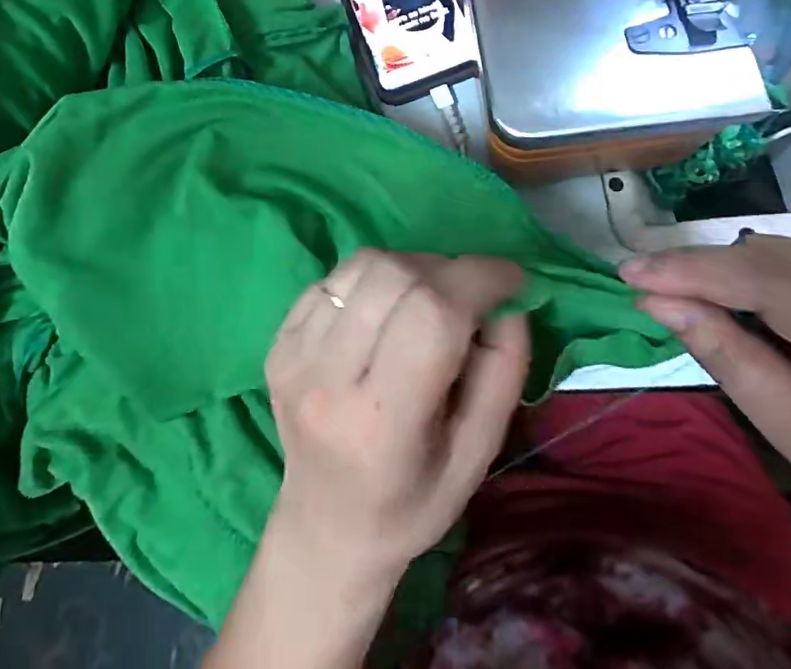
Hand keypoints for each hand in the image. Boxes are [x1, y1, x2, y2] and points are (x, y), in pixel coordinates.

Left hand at [263, 250, 530, 585]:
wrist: (325, 524)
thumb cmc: (413, 500)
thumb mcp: (478, 453)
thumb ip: (502, 371)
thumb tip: (505, 300)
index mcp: (381, 421)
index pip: (431, 316)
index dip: (479, 280)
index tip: (511, 279)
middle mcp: (326, 379)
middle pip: (395, 278)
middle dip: (449, 270)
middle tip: (472, 295)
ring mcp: (294, 354)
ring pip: (364, 265)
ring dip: (412, 267)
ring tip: (431, 299)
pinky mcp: (278, 340)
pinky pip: (337, 278)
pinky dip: (374, 278)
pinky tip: (387, 312)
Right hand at [621, 234, 790, 545]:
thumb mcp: (789, 427)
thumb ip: (725, 355)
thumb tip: (654, 300)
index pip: (762, 279)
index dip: (689, 269)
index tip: (627, 271)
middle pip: (774, 257)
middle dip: (706, 269)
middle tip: (653, 289)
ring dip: (740, 271)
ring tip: (709, 301)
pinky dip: (778, 274)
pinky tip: (773, 309)